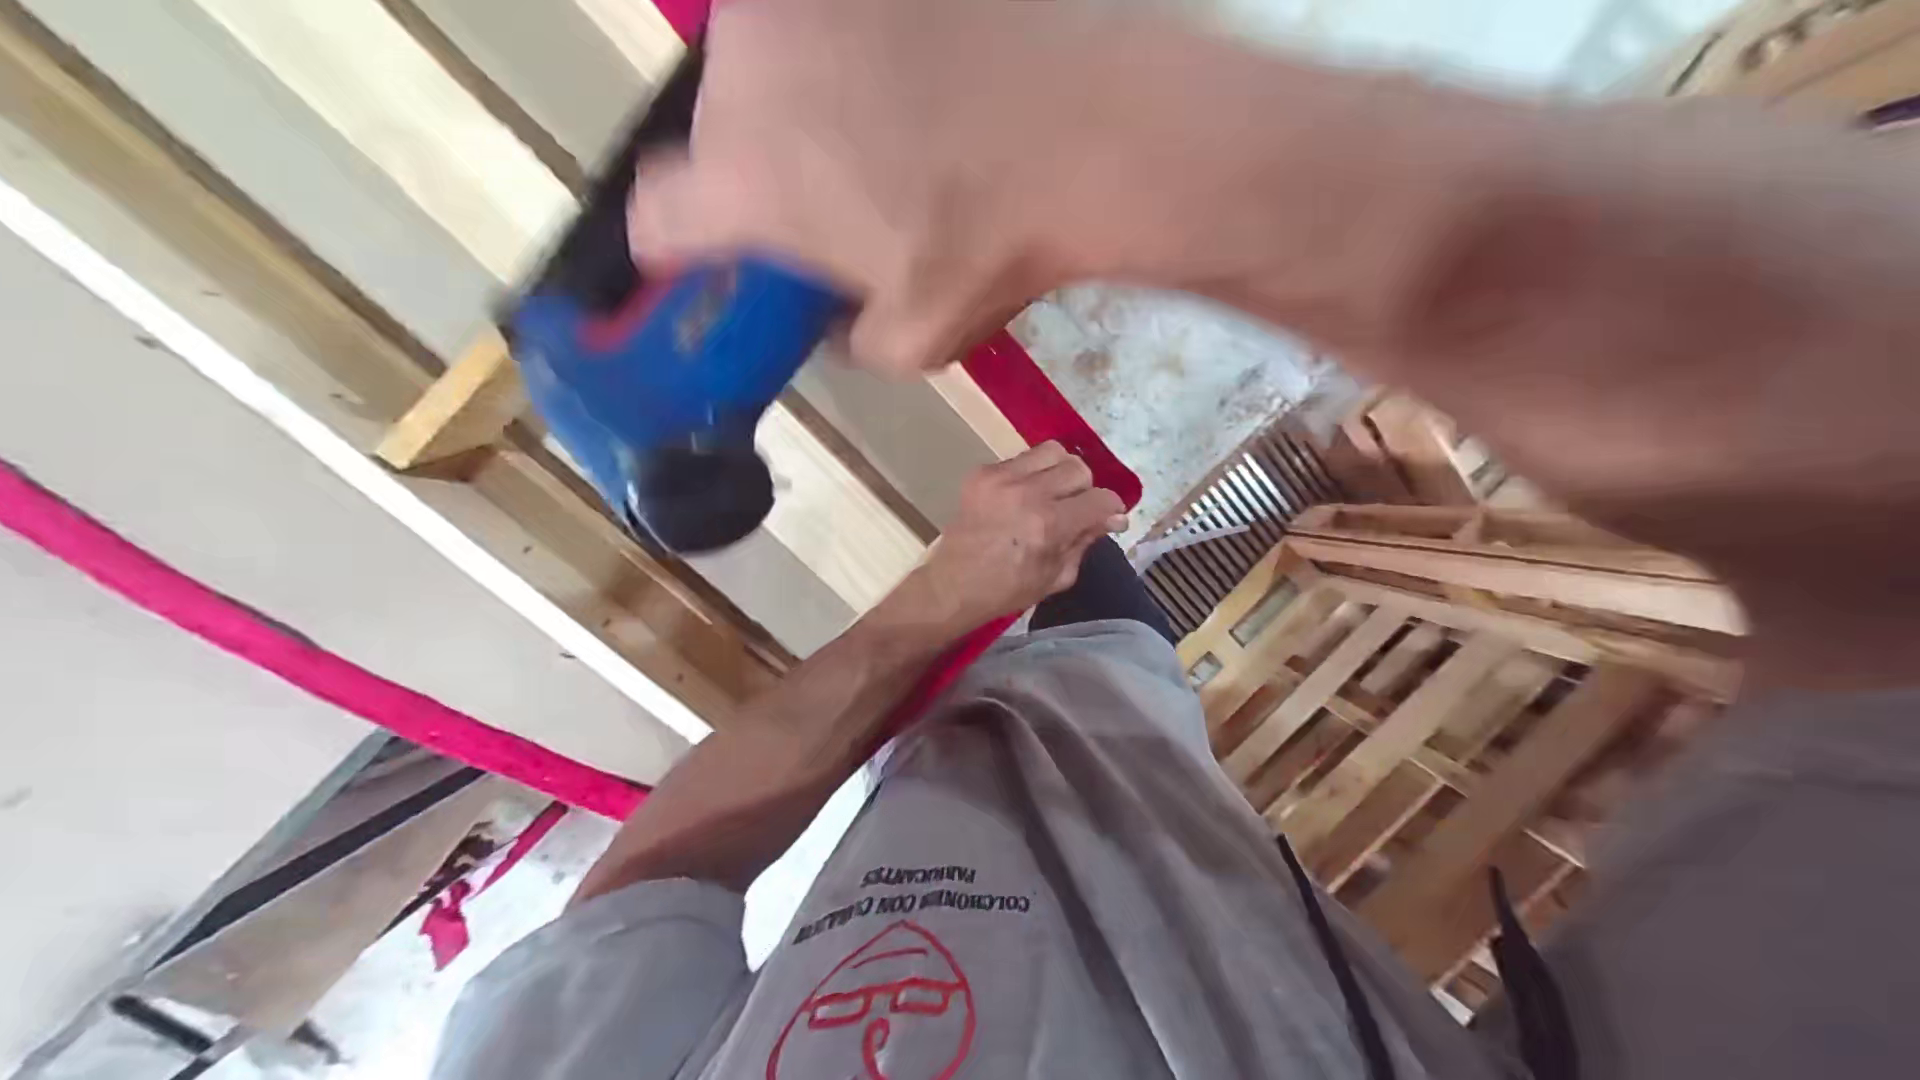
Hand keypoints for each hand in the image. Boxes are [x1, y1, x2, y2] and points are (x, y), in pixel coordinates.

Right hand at [628, 0, 1213, 374]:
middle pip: (713, 140)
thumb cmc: (990, 250)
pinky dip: (843, 56)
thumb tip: (837, 323)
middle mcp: (742, 74)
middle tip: (824, 206)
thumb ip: (849, 340)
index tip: (704, 260)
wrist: (1092, 132)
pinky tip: (908, 83)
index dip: (674, 248)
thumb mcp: (913, 342)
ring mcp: (796, 0)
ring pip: (760, 71)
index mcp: (745, 181)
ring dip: (794, 111)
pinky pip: (820, 25)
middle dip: (754, 180)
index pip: (656, 218)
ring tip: (877, 138)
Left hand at [889, 442, 1126, 632]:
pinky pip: (1021, 459)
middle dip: (1084, 489)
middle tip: (1074, 508)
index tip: (1110, 517)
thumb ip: (1086, 540)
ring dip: (1060, 471)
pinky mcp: (981, 473)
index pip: (1100, 499)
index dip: (1112, 508)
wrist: (953, 585)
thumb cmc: (1007, 589)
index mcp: (1049, 524)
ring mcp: (1000, 478)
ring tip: (1052, 493)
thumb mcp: (1057, 576)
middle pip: (1078, 468)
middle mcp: (1027, 493)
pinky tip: (1022, 496)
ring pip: (1052, 451)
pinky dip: (1030, 474)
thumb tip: (1113, 518)